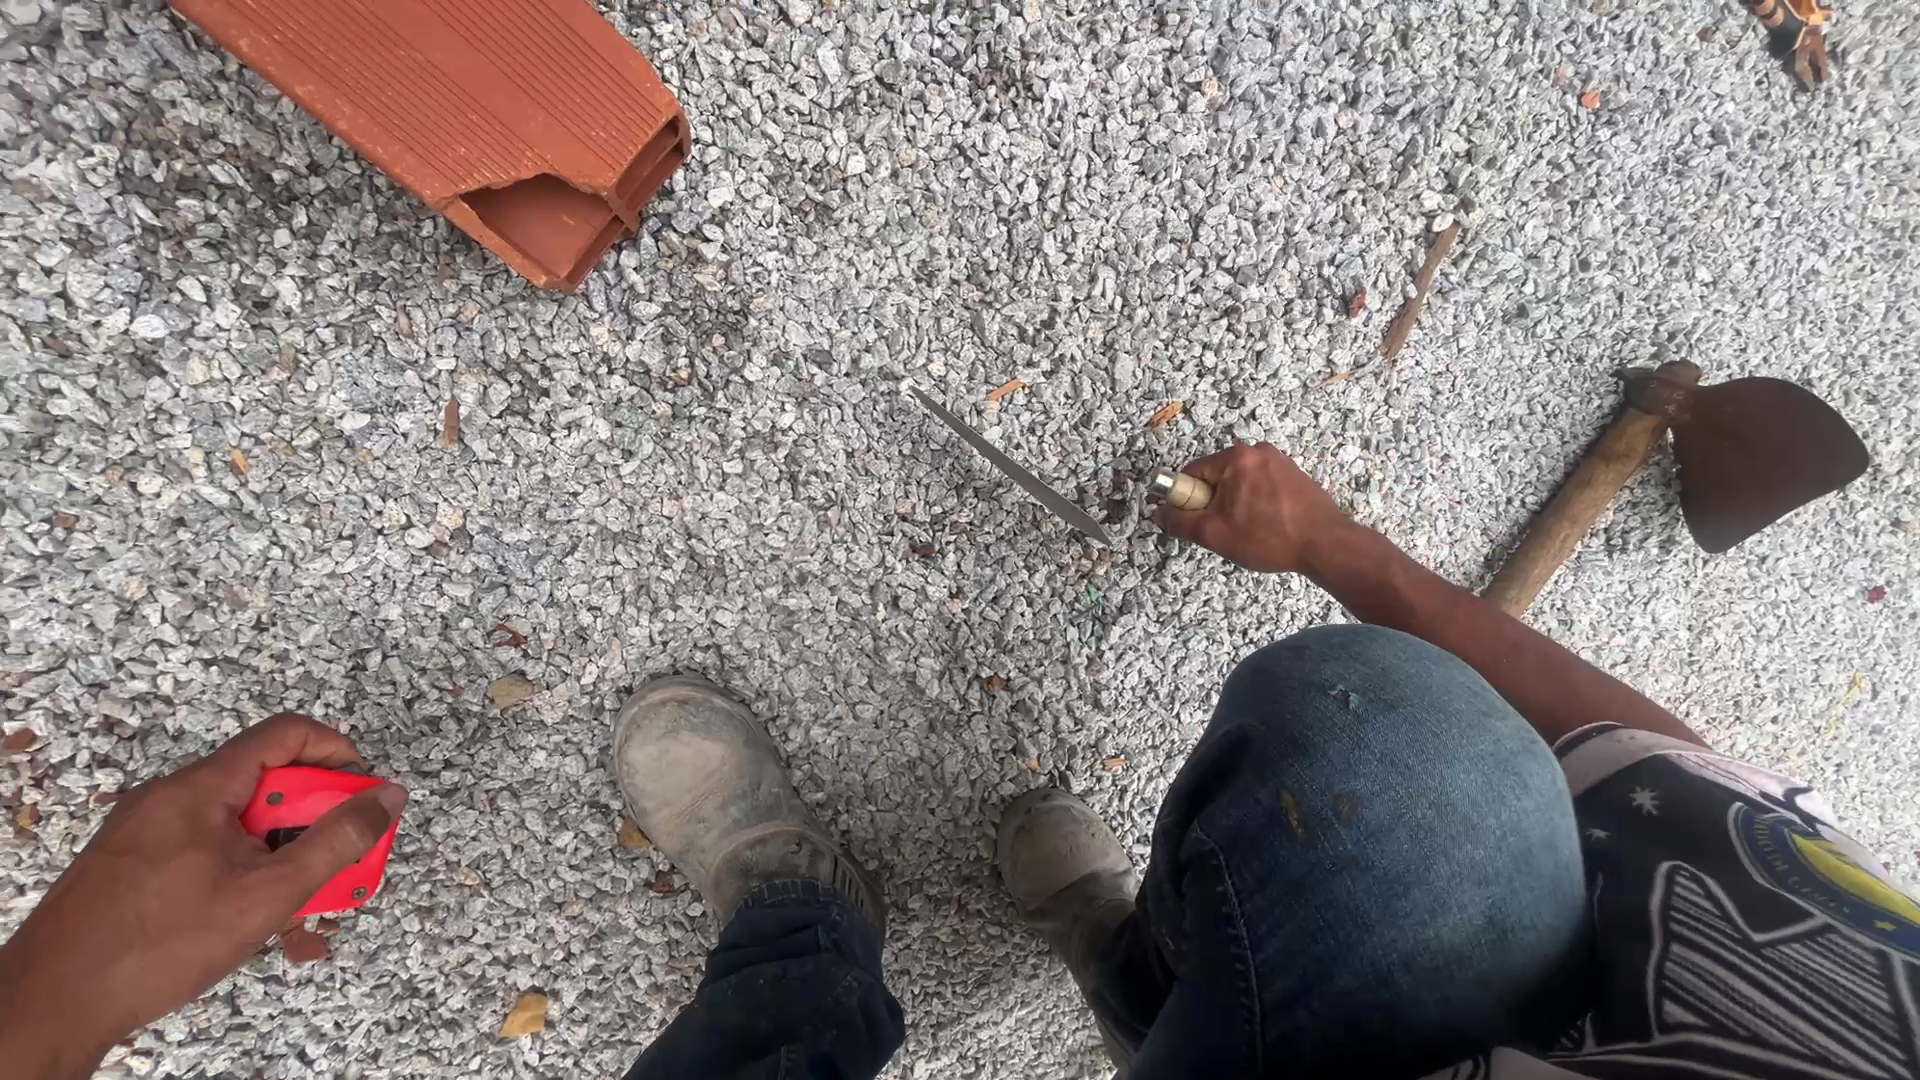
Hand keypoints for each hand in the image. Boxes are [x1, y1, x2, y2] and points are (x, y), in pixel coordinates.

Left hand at [0, 714, 405, 1079]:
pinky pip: (217, 857)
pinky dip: (253, 881)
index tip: (363, 794)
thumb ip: (340, 840)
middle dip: (319, 825)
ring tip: (313, 913)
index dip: (338, 753)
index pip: (287, 733)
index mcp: (199, 790)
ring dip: (291, 863)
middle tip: (343, 863)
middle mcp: (172, 800)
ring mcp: (151, 836)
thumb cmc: (158, 946)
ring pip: (248, 830)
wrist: (36, 1020)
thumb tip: (390, 796)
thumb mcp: (270, 892)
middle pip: (272, 787)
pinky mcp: (139, 870)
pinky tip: (274, 930)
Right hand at [1156, 441, 1356, 573]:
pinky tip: (1267, 524)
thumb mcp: (1213, 533)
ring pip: (1238, 483)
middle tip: (1227, 529)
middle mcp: (1257, 451)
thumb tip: (1161, 513)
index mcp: (1235, 458)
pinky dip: (1256, 503)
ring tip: (1250, 529)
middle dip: (1214, 503)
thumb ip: (1179, 521)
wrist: (1326, 545)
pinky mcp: (1293, 473)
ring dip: (1235, 505)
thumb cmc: (1271, 537)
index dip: (1189, 501)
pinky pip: (1260, 485)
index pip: (1192, 473)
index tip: (1200, 520)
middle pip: (1215, 476)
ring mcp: (1278, 460)